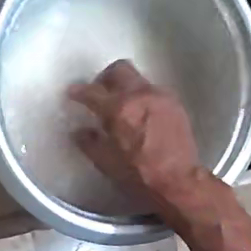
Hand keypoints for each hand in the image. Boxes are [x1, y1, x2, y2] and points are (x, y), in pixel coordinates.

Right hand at [68, 60, 214, 213]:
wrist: (178, 181)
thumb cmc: (138, 174)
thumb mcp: (105, 162)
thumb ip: (89, 142)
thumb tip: (80, 132)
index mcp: (118, 109)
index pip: (92, 91)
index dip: (78, 91)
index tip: (72, 93)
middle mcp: (140, 94)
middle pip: (119, 70)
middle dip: (105, 78)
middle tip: (99, 92)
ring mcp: (160, 96)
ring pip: (138, 79)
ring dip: (125, 87)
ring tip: (121, 106)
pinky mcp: (175, 104)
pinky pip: (153, 91)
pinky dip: (142, 97)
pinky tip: (140, 114)